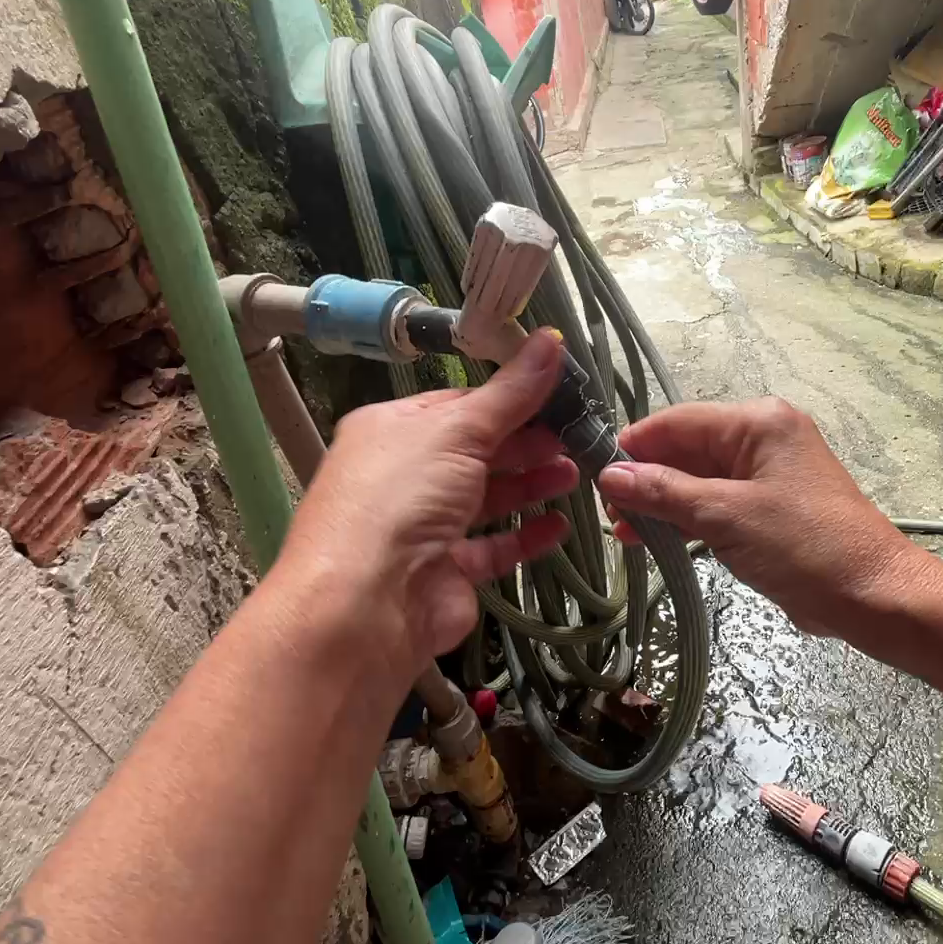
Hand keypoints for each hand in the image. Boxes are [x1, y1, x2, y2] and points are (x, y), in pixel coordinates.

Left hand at [270, 330, 577, 682]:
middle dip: (526, 442)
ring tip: (573, 473)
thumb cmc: (401, 498)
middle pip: (477, 450)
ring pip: (487, 497)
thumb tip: (552, 339)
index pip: (458, 403)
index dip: (509, 397)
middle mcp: (405, 475)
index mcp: (393, 429)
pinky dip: (525, 535)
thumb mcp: (457, 430)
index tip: (559, 394)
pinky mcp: (447, 571)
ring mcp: (425, 526)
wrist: (367, 604)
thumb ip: (511, 393)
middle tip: (575, 435)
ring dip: (530, 484)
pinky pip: (494, 547)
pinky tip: (558, 525)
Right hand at [596, 398, 926, 639]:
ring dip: (662, 503)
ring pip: (697, 480)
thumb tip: (609, 474)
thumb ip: (664, 492)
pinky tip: (655, 539)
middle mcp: (762, 438)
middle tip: (609, 515)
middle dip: (646, 480)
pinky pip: (715, 504)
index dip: (635, 446)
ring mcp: (766, 475)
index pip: (679, 421)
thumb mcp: (726, 515)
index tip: (596, 476)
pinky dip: (686, 519)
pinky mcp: (768, 508)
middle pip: (686, 450)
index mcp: (758, 423)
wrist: (872, 595)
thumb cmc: (802, 545)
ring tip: (625, 533)